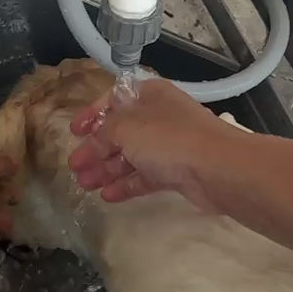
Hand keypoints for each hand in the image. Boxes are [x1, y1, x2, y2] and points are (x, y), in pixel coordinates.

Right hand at [68, 79, 237, 210]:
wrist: (218, 169)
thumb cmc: (168, 138)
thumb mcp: (126, 126)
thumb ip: (105, 129)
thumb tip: (97, 136)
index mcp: (149, 95)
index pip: (114, 100)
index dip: (92, 114)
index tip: (74, 131)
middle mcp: (159, 117)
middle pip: (120, 132)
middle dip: (96, 149)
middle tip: (75, 166)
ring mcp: (170, 146)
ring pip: (131, 156)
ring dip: (106, 169)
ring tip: (85, 184)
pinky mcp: (176, 172)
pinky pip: (145, 177)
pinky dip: (126, 185)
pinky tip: (107, 196)